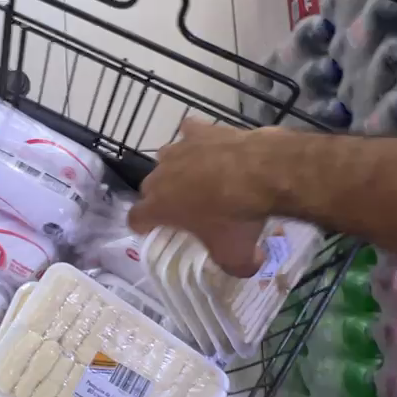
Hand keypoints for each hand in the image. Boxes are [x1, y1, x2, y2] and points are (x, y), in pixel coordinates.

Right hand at [130, 120, 278, 276]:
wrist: (261, 172)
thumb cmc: (237, 216)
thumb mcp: (236, 256)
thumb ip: (235, 266)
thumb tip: (250, 264)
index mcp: (159, 207)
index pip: (135, 219)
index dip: (144, 226)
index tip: (157, 230)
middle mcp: (159, 176)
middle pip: (149, 187)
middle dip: (163, 197)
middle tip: (188, 208)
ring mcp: (177, 149)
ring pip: (166, 159)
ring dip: (177, 168)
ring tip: (202, 176)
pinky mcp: (198, 130)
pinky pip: (188, 132)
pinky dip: (196, 139)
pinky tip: (210, 146)